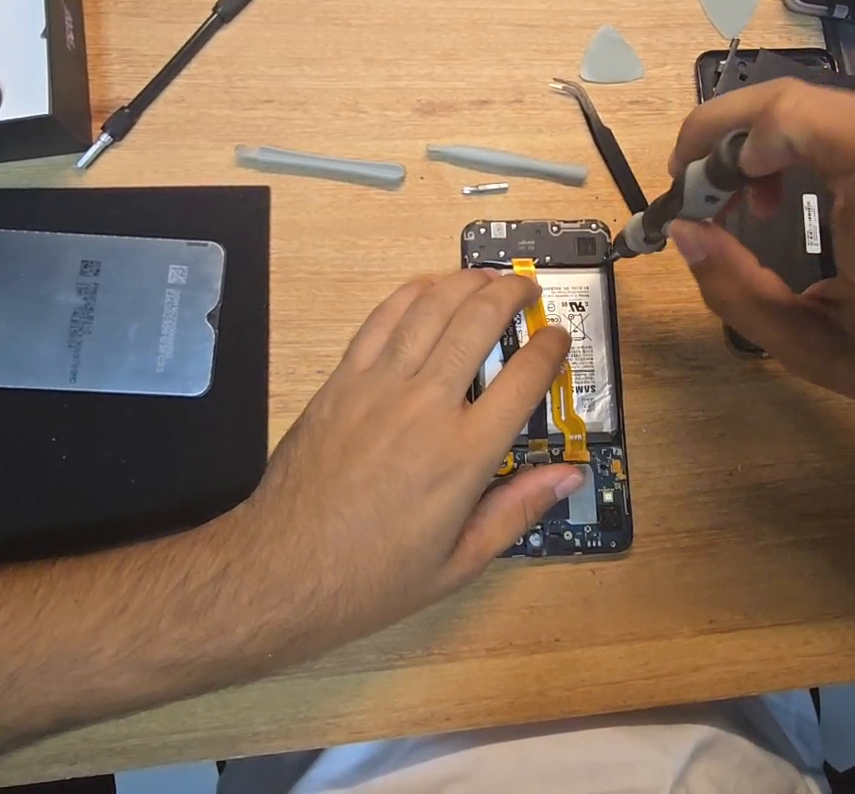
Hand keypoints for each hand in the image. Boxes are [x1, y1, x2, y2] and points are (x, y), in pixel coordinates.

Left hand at [227, 269, 582, 652]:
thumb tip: (570, 476)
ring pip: (431, 308)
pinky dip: (411, 293)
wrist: (284, 568)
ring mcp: (379, 385)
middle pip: (479, 322)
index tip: (560, 338)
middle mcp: (427, 405)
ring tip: (487, 277)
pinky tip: (429, 287)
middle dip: (512, 294)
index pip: (525, 378)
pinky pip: (382, 320)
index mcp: (464, 453)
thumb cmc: (374, 575)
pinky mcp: (343, 380)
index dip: (551, 348)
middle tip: (529, 289)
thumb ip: (518, 510)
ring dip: (466, 282)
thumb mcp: (460, 562)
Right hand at [664, 79, 854, 470]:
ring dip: (755, 132)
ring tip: (721, 194)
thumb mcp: (810, 353)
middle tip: (686, 175)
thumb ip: (739, 293)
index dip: (787, 127)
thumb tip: (681, 229)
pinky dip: (783, 144)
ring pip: (829, 107)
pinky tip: (766, 196)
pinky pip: (839, 130)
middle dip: (736, 121)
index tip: (730, 171)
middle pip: (829, 104)